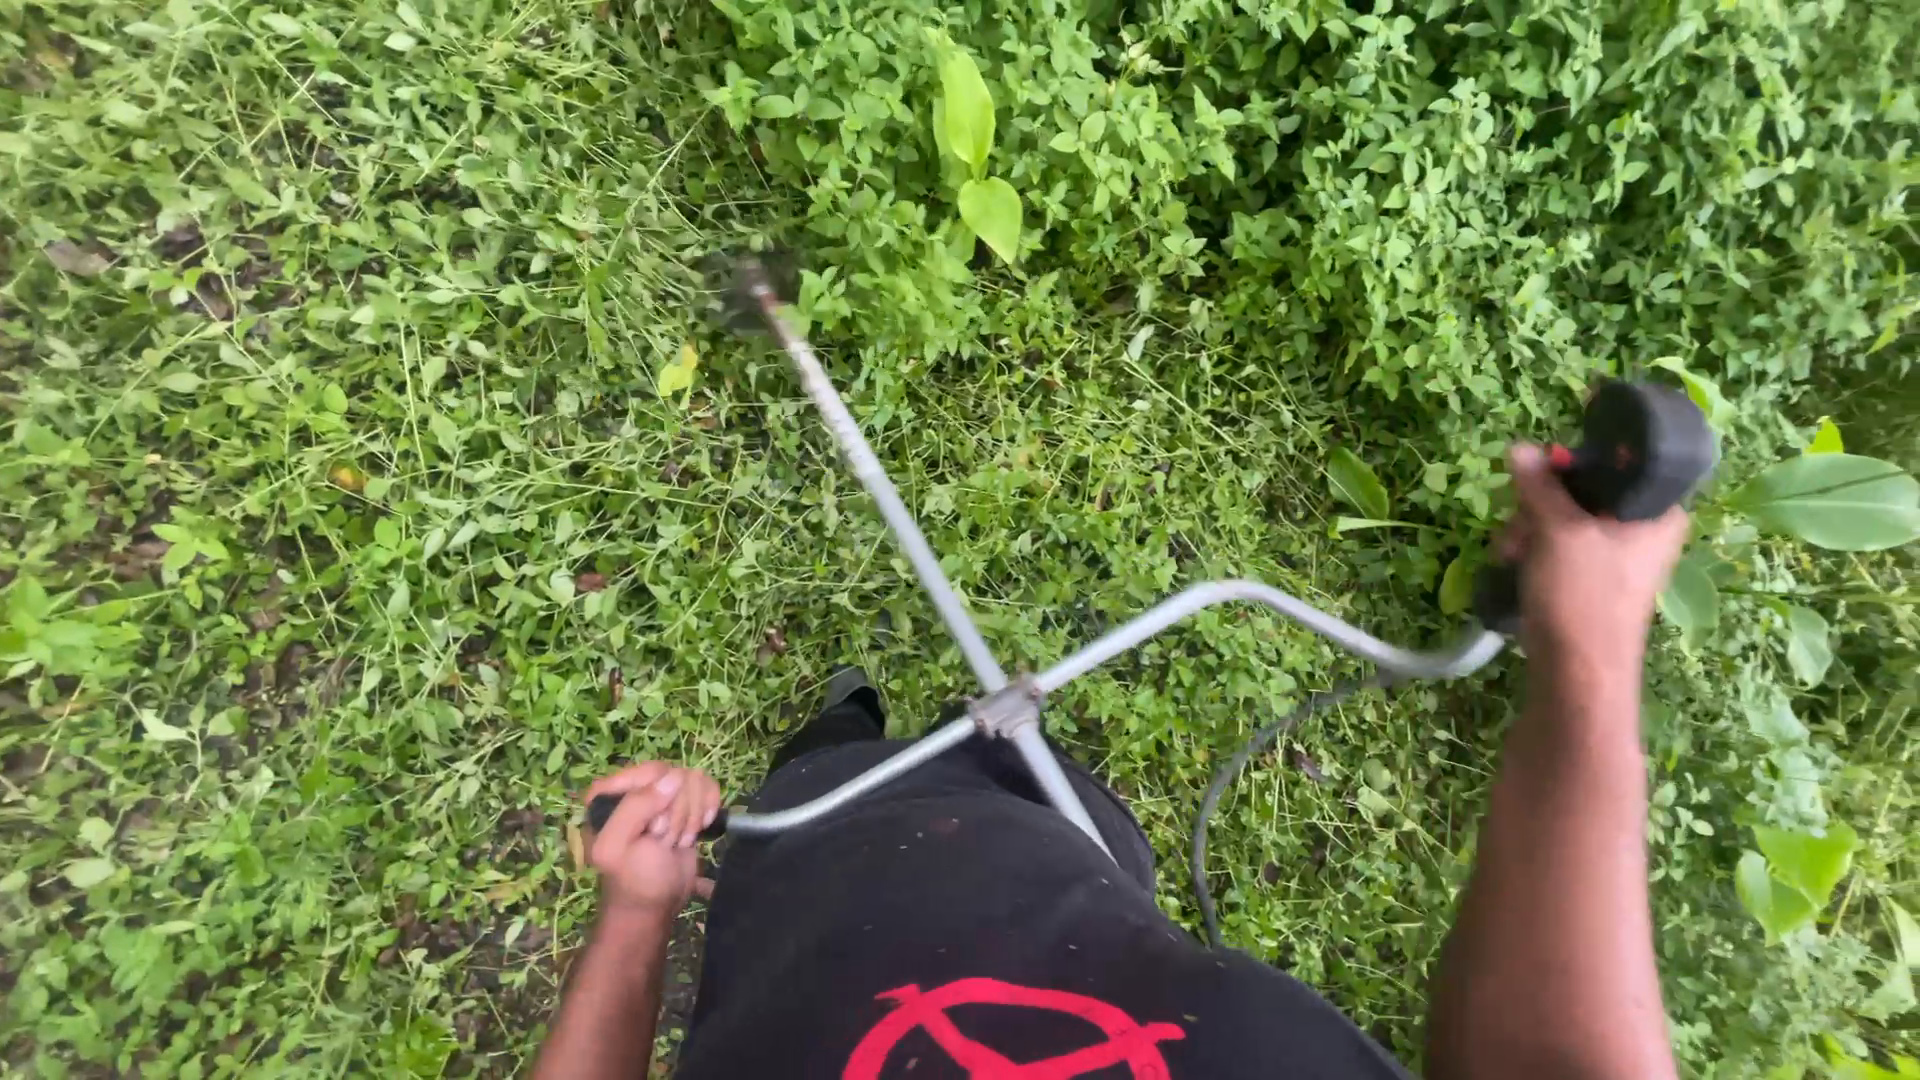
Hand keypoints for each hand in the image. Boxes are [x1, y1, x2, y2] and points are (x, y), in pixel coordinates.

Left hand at [582, 763, 722, 915]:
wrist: (658, 906)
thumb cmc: (633, 880)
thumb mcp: (617, 848)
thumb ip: (635, 808)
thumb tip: (674, 777)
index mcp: (609, 794)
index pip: (650, 772)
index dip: (659, 799)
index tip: (655, 829)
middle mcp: (636, 788)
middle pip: (675, 774)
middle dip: (679, 810)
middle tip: (666, 839)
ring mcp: (663, 794)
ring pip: (694, 779)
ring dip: (693, 814)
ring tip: (679, 840)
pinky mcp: (687, 802)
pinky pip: (708, 785)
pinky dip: (709, 807)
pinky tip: (699, 828)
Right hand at [1500, 443, 1689, 674]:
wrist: (1576, 665)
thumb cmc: (1581, 594)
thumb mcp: (1558, 532)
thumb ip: (1540, 487)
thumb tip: (1520, 448)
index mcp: (1658, 513)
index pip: (1618, 466)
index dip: (1573, 467)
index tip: (1539, 482)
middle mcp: (1642, 529)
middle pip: (1579, 492)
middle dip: (1536, 507)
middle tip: (1520, 529)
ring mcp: (1614, 554)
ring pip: (1559, 518)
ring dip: (1525, 530)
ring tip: (1511, 553)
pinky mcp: (1588, 575)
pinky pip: (1554, 544)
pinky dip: (1530, 549)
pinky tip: (1514, 562)